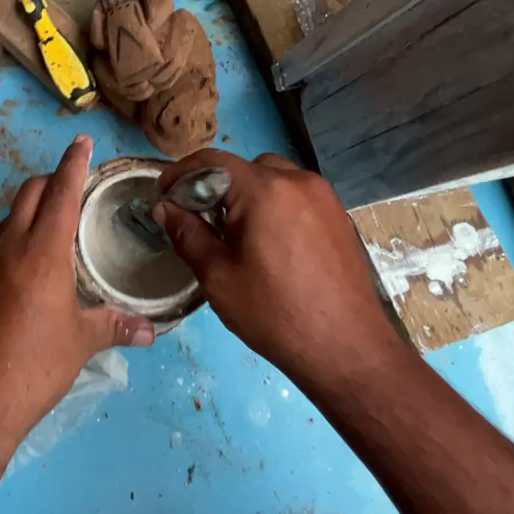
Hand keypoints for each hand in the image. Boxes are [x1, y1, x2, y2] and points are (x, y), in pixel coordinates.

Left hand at [0, 136, 155, 439]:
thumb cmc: (36, 365)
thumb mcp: (81, 343)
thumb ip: (114, 325)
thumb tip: (149, 331)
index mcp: (43, 251)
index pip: (62, 191)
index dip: (74, 163)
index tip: (81, 141)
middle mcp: (8, 244)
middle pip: (30, 192)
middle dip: (52, 180)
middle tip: (72, 185)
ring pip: (7, 218)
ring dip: (29, 213)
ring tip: (48, 233)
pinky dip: (8, 241)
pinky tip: (17, 266)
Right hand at [152, 150, 405, 387]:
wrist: (349, 352)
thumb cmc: (276, 315)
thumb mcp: (219, 277)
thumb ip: (188, 234)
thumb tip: (165, 207)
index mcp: (265, 190)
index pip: (213, 161)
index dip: (182, 172)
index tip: (164, 193)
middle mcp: (297, 181)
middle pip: (244, 166)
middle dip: (217, 185)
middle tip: (199, 218)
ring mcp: (324, 197)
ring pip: (273, 178)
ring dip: (248, 193)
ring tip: (235, 232)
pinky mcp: (339, 216)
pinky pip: (296, 196)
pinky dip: (275, 205)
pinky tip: (269, 243)